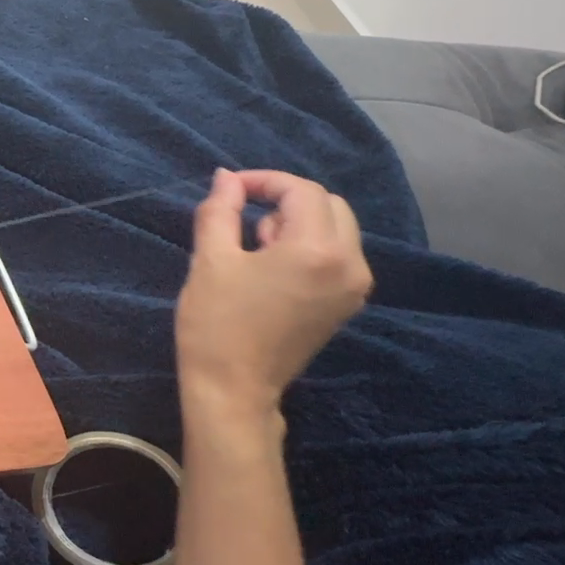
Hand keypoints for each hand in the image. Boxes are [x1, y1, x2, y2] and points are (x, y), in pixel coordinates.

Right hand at [176, 169, 372, 419]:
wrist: (233, 386)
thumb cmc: (215, 323)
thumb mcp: (209, 261)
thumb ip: (219, 212)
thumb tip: (226, 178)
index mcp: (316, 249)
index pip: (301, 191)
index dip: (263, 181)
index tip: (227, 189)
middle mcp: (350, 263)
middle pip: (328, 205)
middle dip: (283, 199)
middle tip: (239, 216)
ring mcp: (354, 285)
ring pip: (335, 229)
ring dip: (295, 223)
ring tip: (251, 245)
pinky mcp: (347, 302)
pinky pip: (336, 255)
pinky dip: (306, 247)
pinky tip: (270, 267)